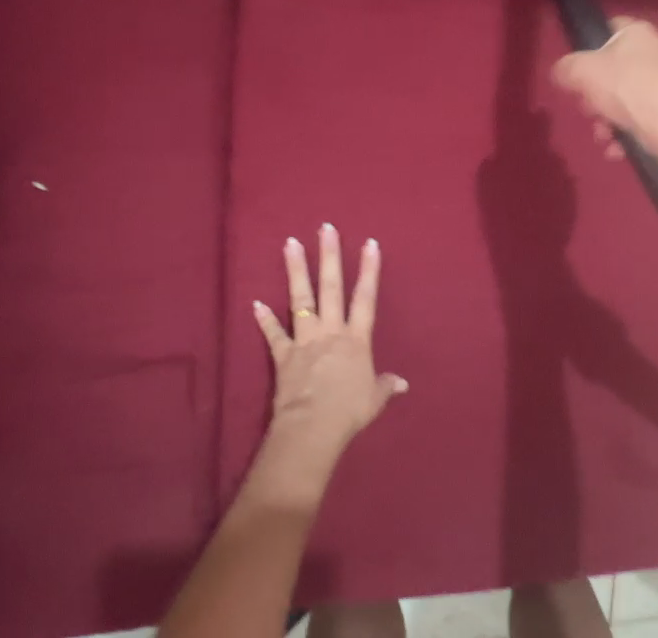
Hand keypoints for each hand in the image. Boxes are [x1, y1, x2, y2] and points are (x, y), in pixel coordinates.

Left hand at [251, 224, 405, 491]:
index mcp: (357, 340)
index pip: (365, 298)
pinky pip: (274, 335)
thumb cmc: (349, 411)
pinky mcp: (283, 356)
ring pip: (301, 300)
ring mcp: (305, 342)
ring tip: (291, 244)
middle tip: (326, 229)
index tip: (370, 243)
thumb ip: (385, 386)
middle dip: (330, 256)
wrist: (312, 427)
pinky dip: (264, 320)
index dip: (369, 270)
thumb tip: (402, 383)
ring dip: (296, 271)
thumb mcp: (374, 399)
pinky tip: (255, 303)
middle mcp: (331, 332)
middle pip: (331, 288)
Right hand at [550, 17, 657, 161]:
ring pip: (625, 100)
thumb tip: (561, 72)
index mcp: (638, 33)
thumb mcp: (584, 73)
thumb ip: (566, 68)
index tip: (575, 72)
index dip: (586, 49)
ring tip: (603, 136)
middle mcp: (656, 53)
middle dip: (594, 96)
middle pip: (613, 71)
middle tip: (587, 110)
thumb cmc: (630, 90)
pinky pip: (642, 120)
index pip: (607, 29)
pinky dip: (626, 135)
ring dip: (607, 121)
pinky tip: (618, 150)